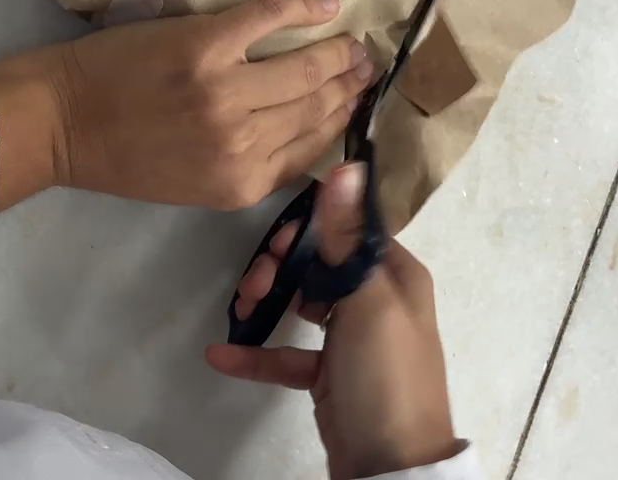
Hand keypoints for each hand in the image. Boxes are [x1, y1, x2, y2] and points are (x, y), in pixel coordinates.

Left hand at [0, 0, 374, 210]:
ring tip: (356, 41)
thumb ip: (250, 167)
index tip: (359, 100)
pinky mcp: (205, 43)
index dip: (342, 121)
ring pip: (303, 67)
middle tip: (368, 65)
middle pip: (317, 105)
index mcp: (242, 181)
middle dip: (350, 84)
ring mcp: (225, 89)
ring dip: (337, 52)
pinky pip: (268, 17)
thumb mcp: (194, 185)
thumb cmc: (122, 157)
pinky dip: (301, 8)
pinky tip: (325, 3)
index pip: (314, 147)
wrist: (61, 122)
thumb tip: (302, 139)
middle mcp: (243, 139)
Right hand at [205, 163, 460, 479]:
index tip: (279, 236)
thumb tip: (347, 168)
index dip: (312, 226)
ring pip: (302, 303)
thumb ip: (346, 236)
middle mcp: (377, 300)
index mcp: (395, 275)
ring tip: (241, 304)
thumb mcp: (365, 301)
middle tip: (257, 276)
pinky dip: (258, 353)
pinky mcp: (330, 376)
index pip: (350, 229)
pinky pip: (289, 355)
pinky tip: (222, 353)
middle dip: (282, 265)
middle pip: (320, 263)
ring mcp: (353, 339)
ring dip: (268, 299)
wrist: (391, 474)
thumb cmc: (384, 376)